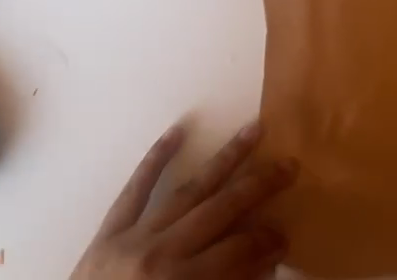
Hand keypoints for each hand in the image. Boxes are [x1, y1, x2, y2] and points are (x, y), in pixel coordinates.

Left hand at [70, 122, 295, 279]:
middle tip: (290, 166)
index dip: (267, 242)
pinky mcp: (107, 235)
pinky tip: (177, 132)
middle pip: (222, 209)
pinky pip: (134, 191)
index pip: (239, 251)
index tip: (286, 236)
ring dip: (225, 159)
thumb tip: (262, 268)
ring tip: (253, 130)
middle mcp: (162, 254)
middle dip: (260, 185)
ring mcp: (134, 239)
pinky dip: (154, 160)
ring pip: (189, 189)